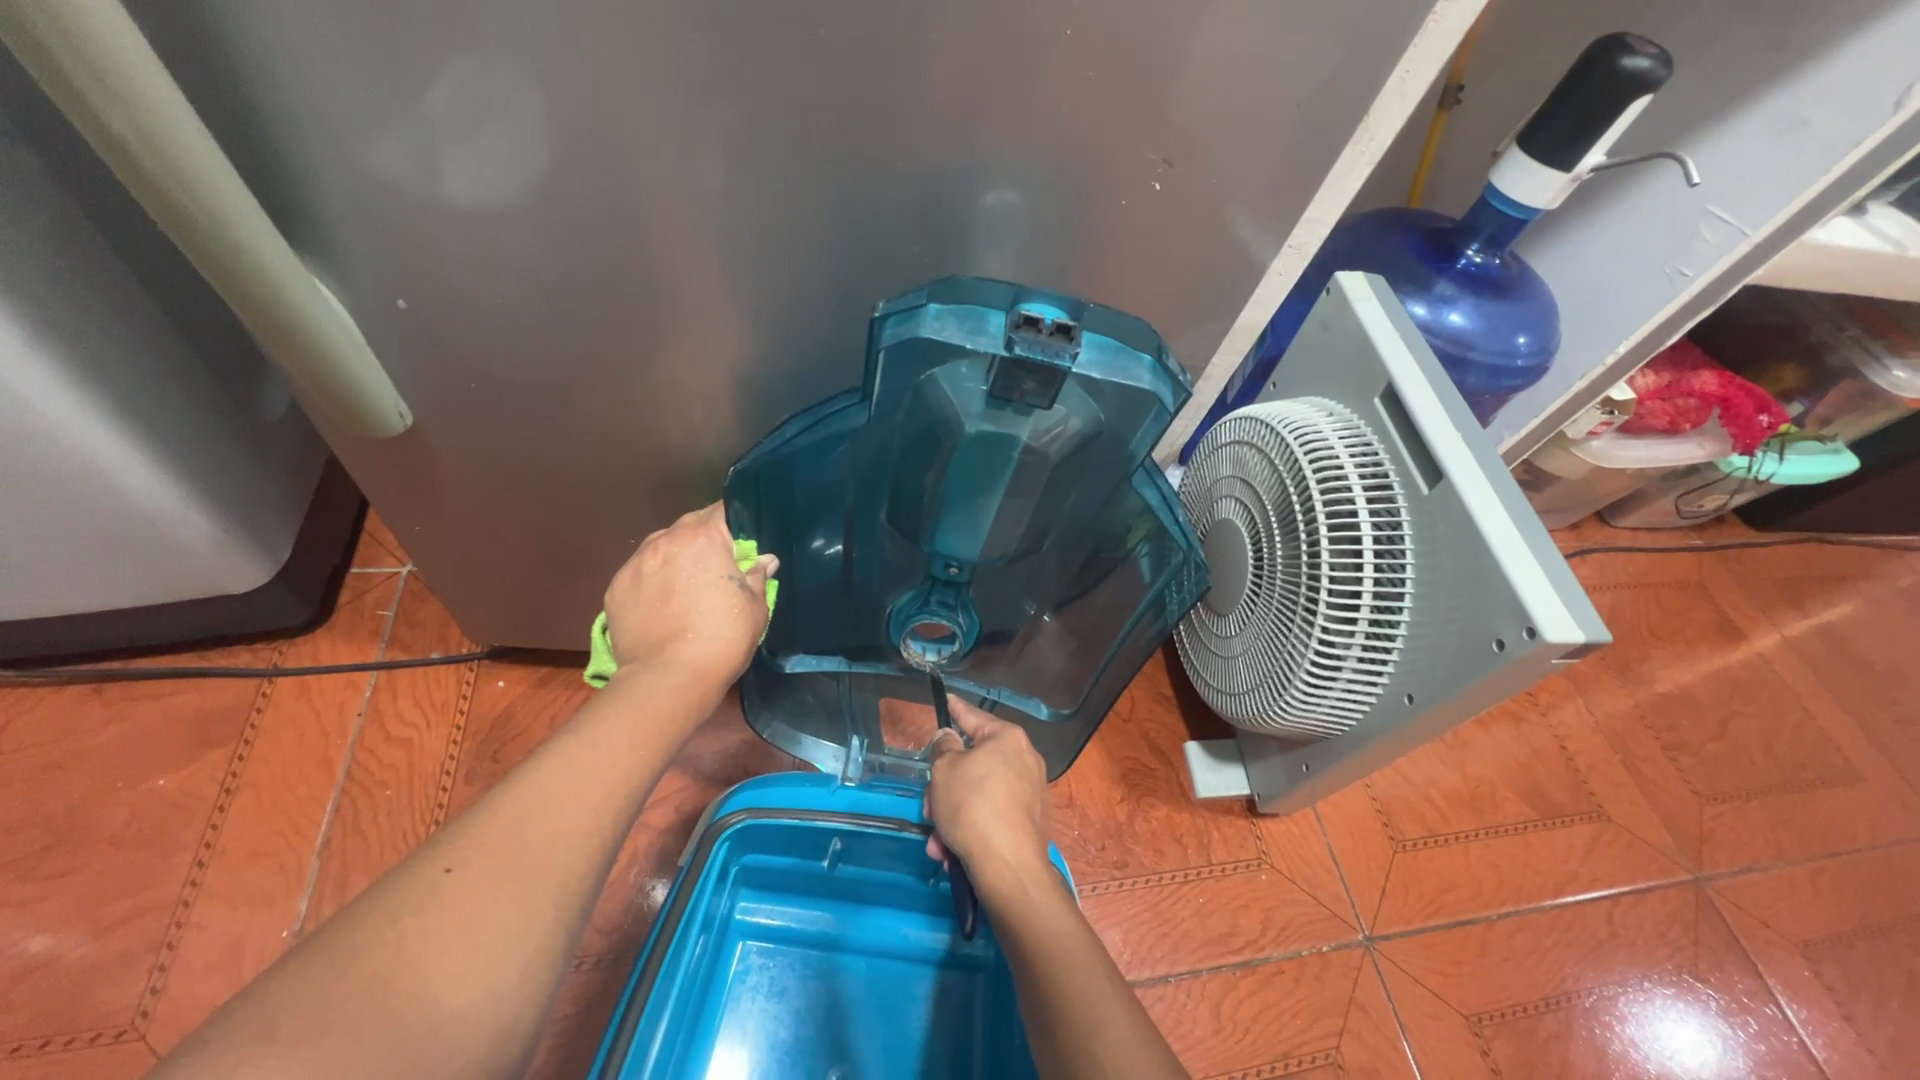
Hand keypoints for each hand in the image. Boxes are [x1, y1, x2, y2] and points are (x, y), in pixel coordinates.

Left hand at [602, 503, 775, 691]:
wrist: (669, 677)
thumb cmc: (722, 638)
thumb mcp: (755, 608)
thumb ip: (757, 576)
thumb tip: (763, 561)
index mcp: (703, 538)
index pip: (722, 511)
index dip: (735, 524)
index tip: (742, 544)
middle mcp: (665, 540)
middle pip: (689, 527)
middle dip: (704, 541)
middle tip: (716, 569)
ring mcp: (636, 564)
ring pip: (660, 548)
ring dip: (675, 559)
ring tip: (685, 588)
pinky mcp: (615, 588)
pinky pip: (640, 574)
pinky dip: (652, 583)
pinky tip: (661, 608)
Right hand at [924, 698, 1051, 888]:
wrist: (1009, 867)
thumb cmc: (972, 807)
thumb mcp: (944, 770)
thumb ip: (944, 748)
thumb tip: (950, 739)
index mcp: (1007, 739)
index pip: (974, 716)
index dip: (955, 709)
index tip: (947, 699)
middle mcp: (1025, 760)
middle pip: (973, 764)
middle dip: (944, 787)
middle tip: (929, 806)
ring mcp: (1030, 793)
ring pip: (978, 795)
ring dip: (951, 815)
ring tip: (938, 842)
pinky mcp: (1030, 822)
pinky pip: (990, 816)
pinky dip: (970, 829)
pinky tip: (952, 852)